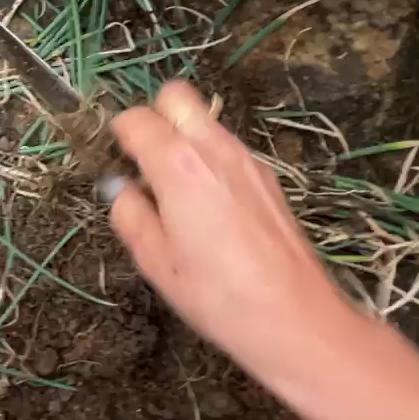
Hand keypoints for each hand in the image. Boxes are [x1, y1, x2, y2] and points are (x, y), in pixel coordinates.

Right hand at [104, 81, 347, 368]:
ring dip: (183, 135)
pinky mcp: (269, 176)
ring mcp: (246, 158)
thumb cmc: (219, 295)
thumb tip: (123, 189)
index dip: (118, 133)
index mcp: (177, 163)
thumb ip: (128, 213)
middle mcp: (213, 148)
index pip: (135, 118)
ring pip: (204, 118)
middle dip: (154, 115)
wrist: (301, 323)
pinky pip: (227, 146)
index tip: (116, 159)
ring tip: (177, 185)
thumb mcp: (154, 261)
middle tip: (146, 156)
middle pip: (175, 95)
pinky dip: (209, 157)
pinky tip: (212, 203)